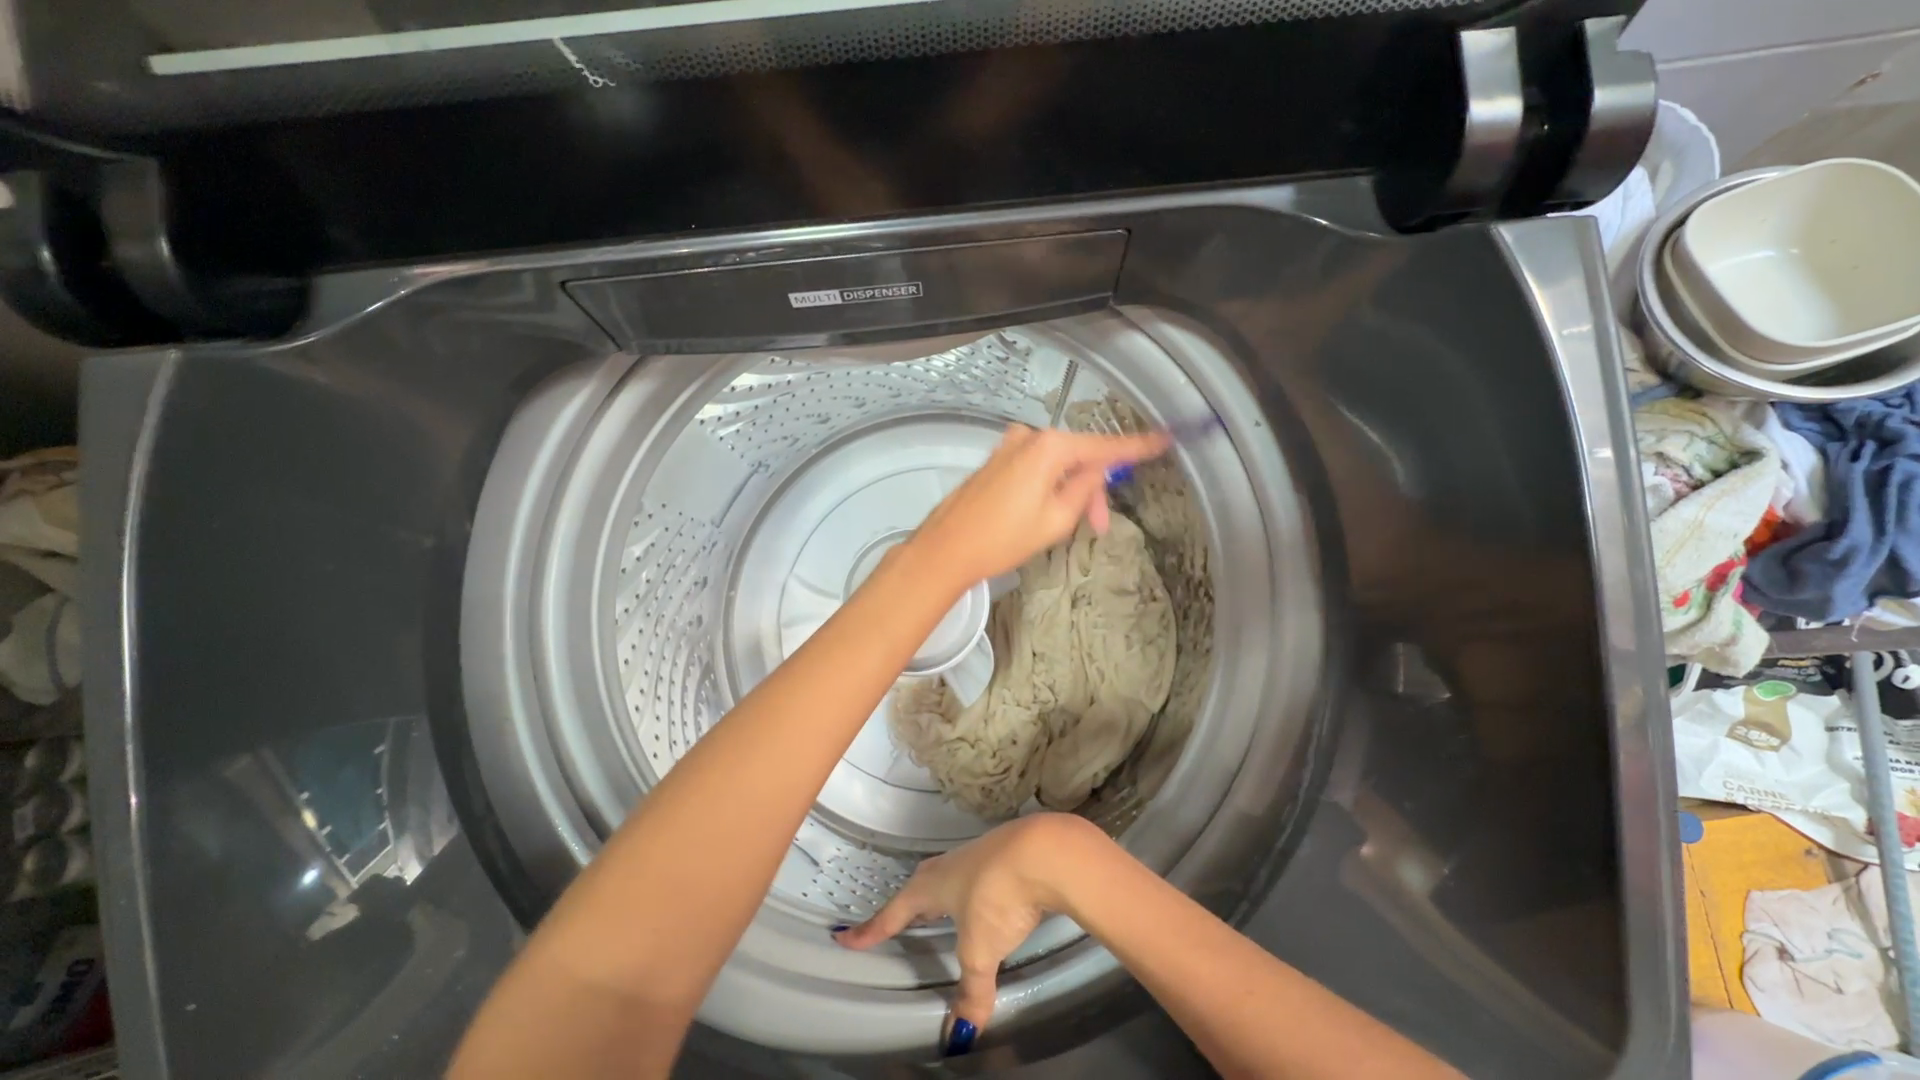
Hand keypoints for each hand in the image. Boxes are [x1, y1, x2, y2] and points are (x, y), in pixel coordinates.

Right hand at [832, 813, 1109, 1055]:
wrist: (1045, 851)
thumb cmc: (997, 896)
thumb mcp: (981, 949)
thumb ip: (972, 991)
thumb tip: (960, 1036)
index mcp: (930, 887)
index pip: (893, 914)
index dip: (871, 931)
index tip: (846, 938)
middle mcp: (949, 866)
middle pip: (919, 886)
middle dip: (907, 906)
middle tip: (896, 921)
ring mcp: (979, 854)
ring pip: (950, 875)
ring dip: (942, 893)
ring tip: (939, 908)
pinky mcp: (1007, 852)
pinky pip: (981, 872)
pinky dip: (974, 886)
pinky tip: (984, 894)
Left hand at [907, 425, 1168, 589]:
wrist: (947, 549)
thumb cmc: (1001, 539)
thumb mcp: (1057, 519)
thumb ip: (1085, 488)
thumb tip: (1098, 471)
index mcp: (1049, 448)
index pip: (1105, 446)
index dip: (1136, 447)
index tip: (1163, 440)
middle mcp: (1029, 437)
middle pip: (1080, 456)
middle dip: (1093, 489)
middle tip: (1097, 527)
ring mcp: (1009, 446)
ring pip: (1058, 464)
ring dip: (1071, 491)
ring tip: (1070, 527)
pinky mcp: (997, 460)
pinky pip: (1037, 466)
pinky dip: (1050, 486)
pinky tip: (1046, 514)